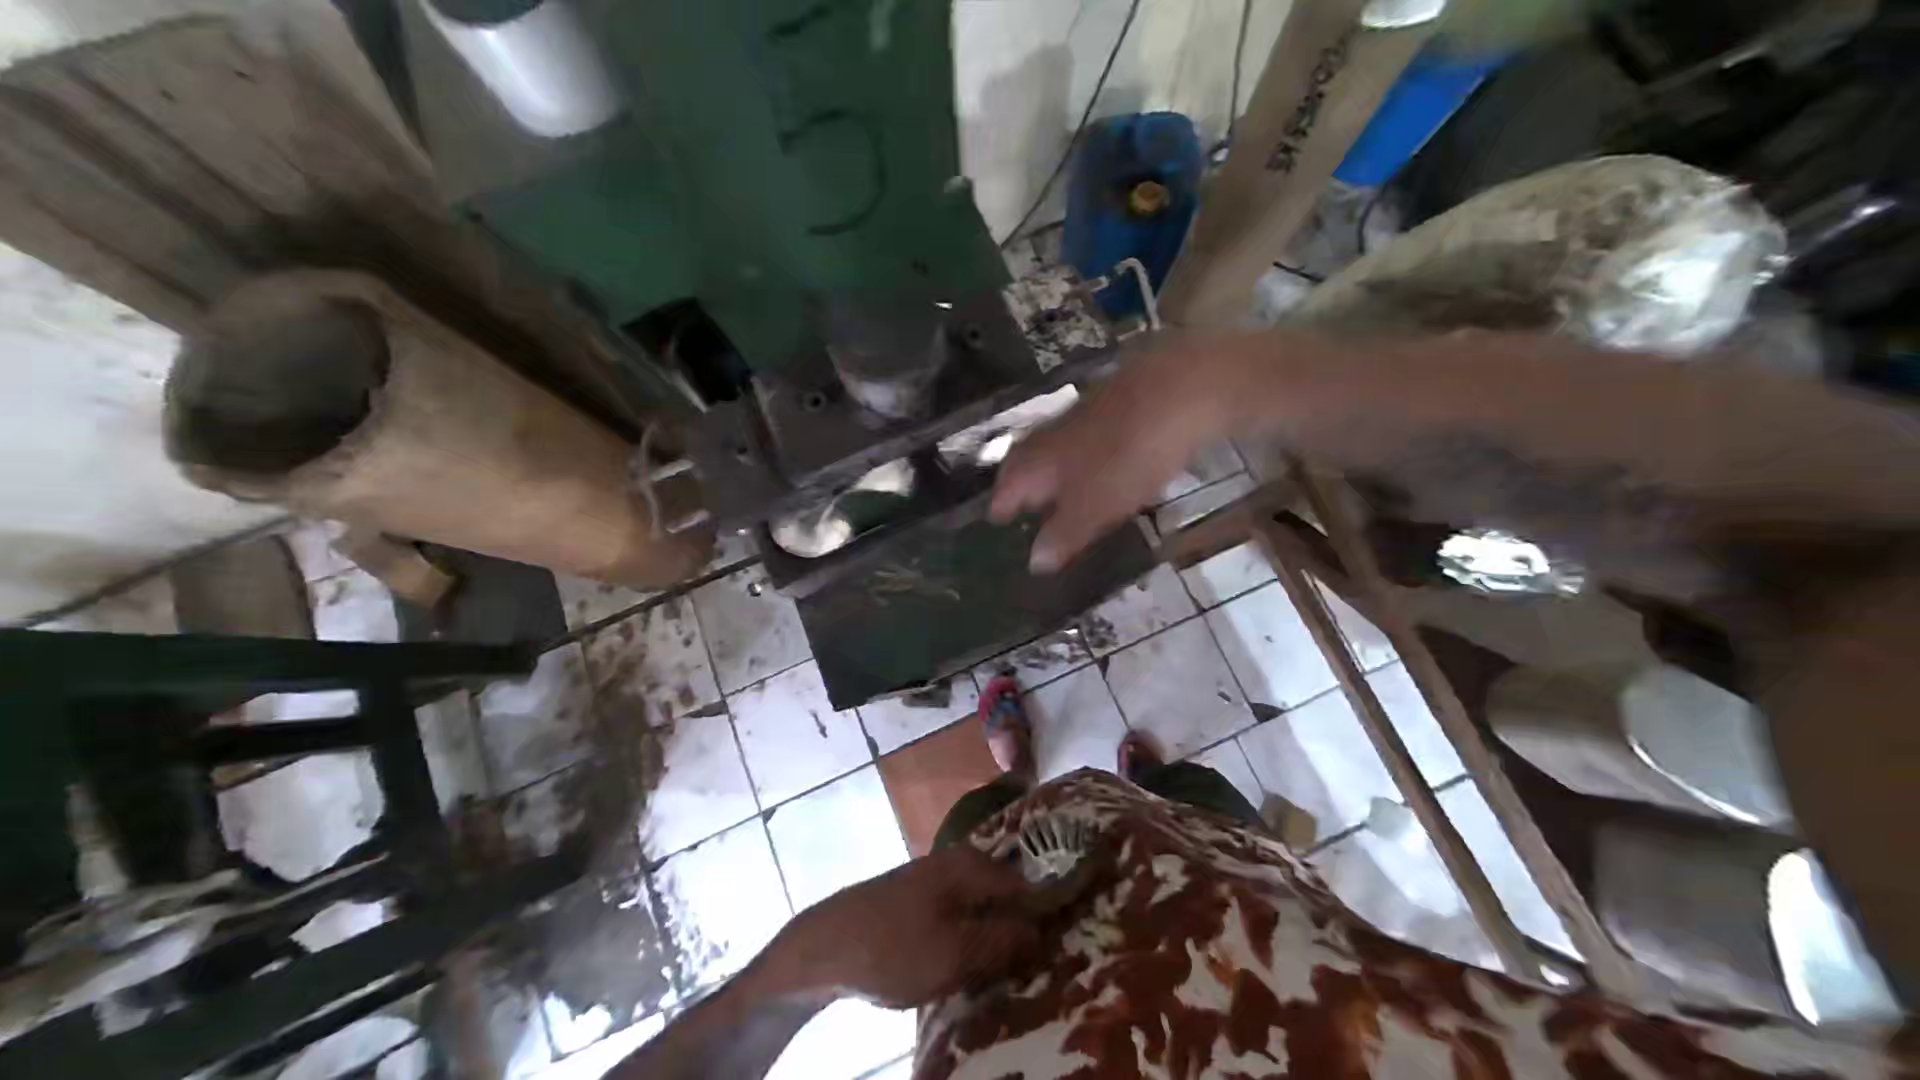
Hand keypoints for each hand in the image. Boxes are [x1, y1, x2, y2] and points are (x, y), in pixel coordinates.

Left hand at [778, 846, 1054, 1008]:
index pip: (1029, 889)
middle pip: (1006, 897)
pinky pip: (960, 914)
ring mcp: (938, 877)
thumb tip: (1041, 929)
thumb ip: (1002, 940)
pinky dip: (969, 936)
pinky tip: (967, 964)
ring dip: (992, 938)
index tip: (1055, 956)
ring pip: (982, 907)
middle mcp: (960, 862)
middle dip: (1018, 931)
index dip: (1045, 922)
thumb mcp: (955, 953)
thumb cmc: (893, 948)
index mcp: (973, 866)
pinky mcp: (921, 896)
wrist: (823, 946)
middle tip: (1028, 971)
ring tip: (1000, 973)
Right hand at [991, 332, 1253, 572]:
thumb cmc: (1130, 455)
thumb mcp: (1096, 507)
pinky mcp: (1117, 401)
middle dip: (1020, 480)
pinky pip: (1087, 435)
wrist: (1180, 387)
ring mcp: (1085, 413)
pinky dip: (1083, 454)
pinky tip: (1100, 460)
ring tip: (1057, 486)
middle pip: (1025, 458)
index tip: (997, 519)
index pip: (1007, 484)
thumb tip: (1034, 561)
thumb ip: (1064, 534)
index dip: (1001, 504)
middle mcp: (1053, 433)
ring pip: (1056, 444)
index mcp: (1040, 459)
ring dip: (1051, 466)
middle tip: (1019, 501)